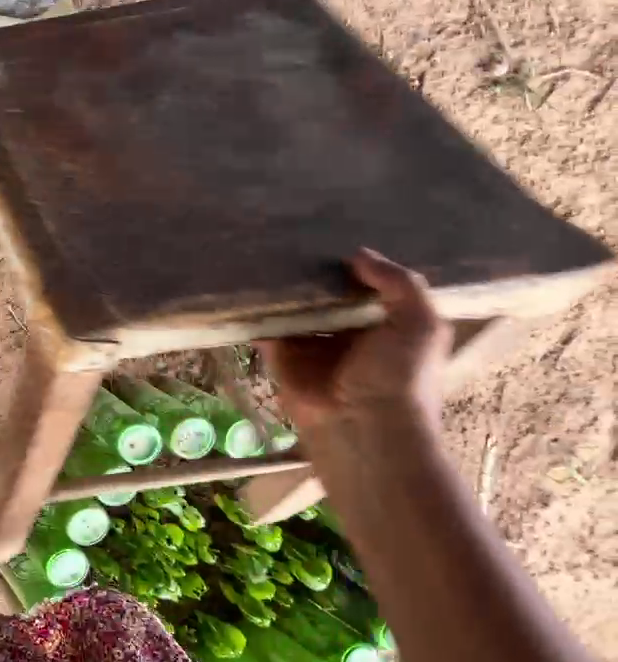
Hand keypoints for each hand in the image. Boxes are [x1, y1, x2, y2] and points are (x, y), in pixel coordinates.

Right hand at [256, 249, 452, 432]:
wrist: (361, 422)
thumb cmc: (399, 374)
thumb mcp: (420, 324)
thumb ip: (399, 284)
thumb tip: (357, 254)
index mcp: (385, 324)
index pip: (366, 287)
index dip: (353, 266)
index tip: (329, 238)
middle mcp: (347, 332)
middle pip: (324, 295)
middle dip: (309, 275)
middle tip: (285, 243)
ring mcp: (311, 344)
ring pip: (291, 308)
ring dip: (278, 291)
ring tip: (257, 258)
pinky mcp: (279, 355)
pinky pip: (263, 328)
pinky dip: (254, 313)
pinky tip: (241, 289)